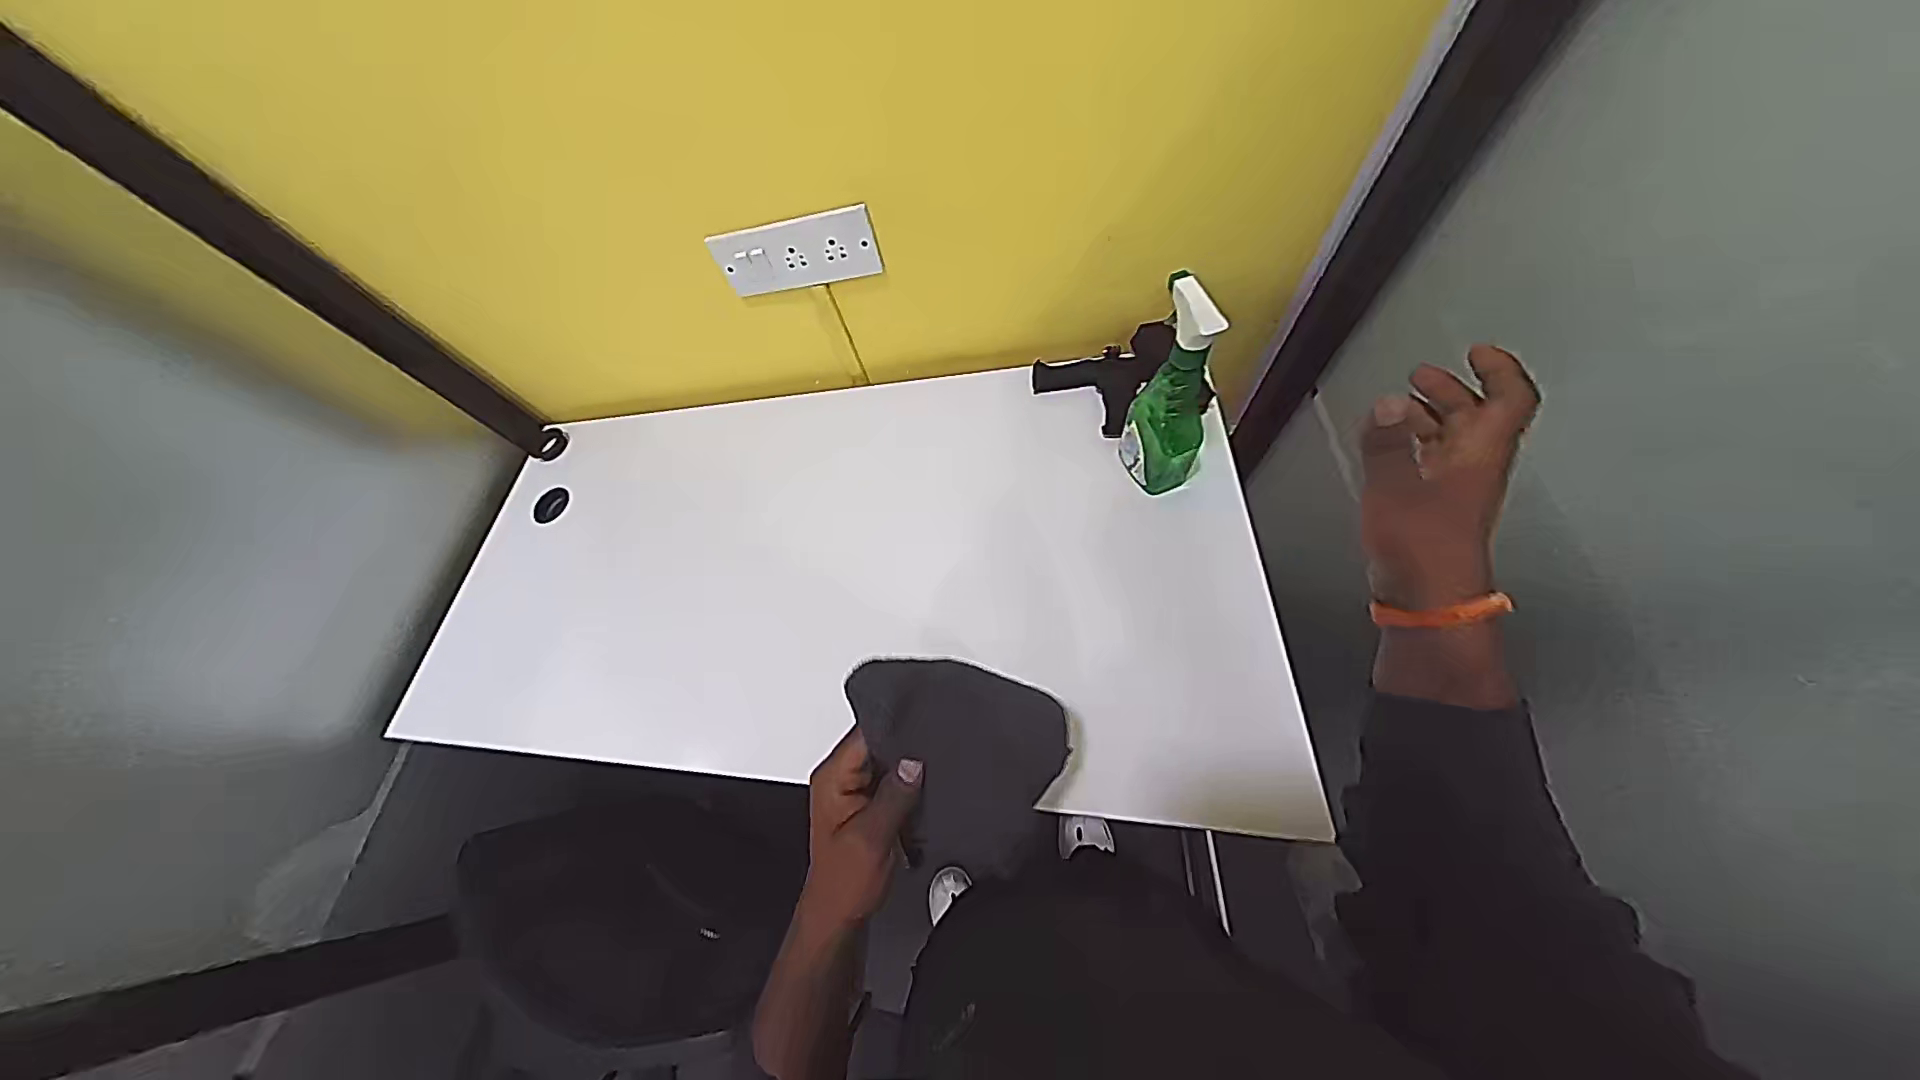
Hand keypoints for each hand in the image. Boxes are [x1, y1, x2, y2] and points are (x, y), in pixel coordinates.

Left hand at [798, 728, 922, 930]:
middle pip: (878, 744)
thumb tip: (913, 763)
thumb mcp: (873, 837)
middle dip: (903, 754)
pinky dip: (906, 790)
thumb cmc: (842, 885)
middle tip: (920, 773)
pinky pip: (893, 781)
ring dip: (905, 775)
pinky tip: (911, 805)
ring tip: (912, 796)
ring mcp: (854, 789)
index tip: (917, 738)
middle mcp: (840, 779)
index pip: (863, 734)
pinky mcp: (868, 802)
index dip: (892, 731)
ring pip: (888, 762)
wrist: (840, 916)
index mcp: (831, 778)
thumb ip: (895, 795)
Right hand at [1359, 345, 1538, 609]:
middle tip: (1426, 375)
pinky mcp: (1433, 507)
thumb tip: (1387, 406)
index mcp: (1479, 456)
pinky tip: (1390, 448)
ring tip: (1401, 406)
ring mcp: (1454, 489)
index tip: (1481, 351)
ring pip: (1452, 440)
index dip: (1499, 370)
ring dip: (1429, 418)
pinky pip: (1430, 463)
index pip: (1509, 400)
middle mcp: (1474, 469)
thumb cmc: (1425, 549)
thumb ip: (1388, 445)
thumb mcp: (1396, 488)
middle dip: (1452, 390)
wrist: (1426, 595)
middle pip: (1476, 417)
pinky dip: (1412, 446)